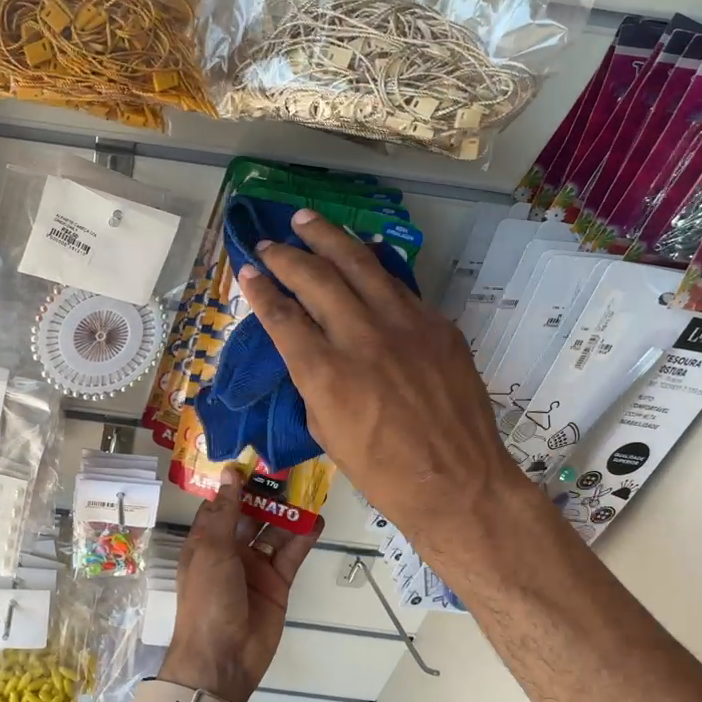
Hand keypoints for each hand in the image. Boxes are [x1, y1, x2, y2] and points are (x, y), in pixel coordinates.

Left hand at [162, 468, 318, 701]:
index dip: (235, 484)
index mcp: (205, 542)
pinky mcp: (277, 583)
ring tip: (310, 486)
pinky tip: (317, 519)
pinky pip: (291, 554)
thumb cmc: (207, 598)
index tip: (255, 457)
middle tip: (290, 467)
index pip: (221, 505)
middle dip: (267, 494)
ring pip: (273, 532)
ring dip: (288, 513)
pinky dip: (303, 537)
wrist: (223, 657)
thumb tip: (230, 473)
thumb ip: (226, 512)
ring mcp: (255, 567)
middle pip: (250, 515)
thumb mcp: (211, 550)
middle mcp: (229, 551)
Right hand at [237, 208, 536, 568]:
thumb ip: (312, 381)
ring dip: (328, 239)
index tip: (244, 271)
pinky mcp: (436, 325)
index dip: (259, 290)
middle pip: (316, 278)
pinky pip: (396, 285)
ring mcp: (405, 325)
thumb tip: (308, 351)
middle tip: (266, 242)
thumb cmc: (380, 471)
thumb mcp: (325, 431)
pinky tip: (359, 254)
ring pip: (360, 265)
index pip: (282, 316)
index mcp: (325, 373)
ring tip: (305, 220)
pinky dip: (370, 265)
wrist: (456, 480)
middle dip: (286, 255)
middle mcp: (362, 338)